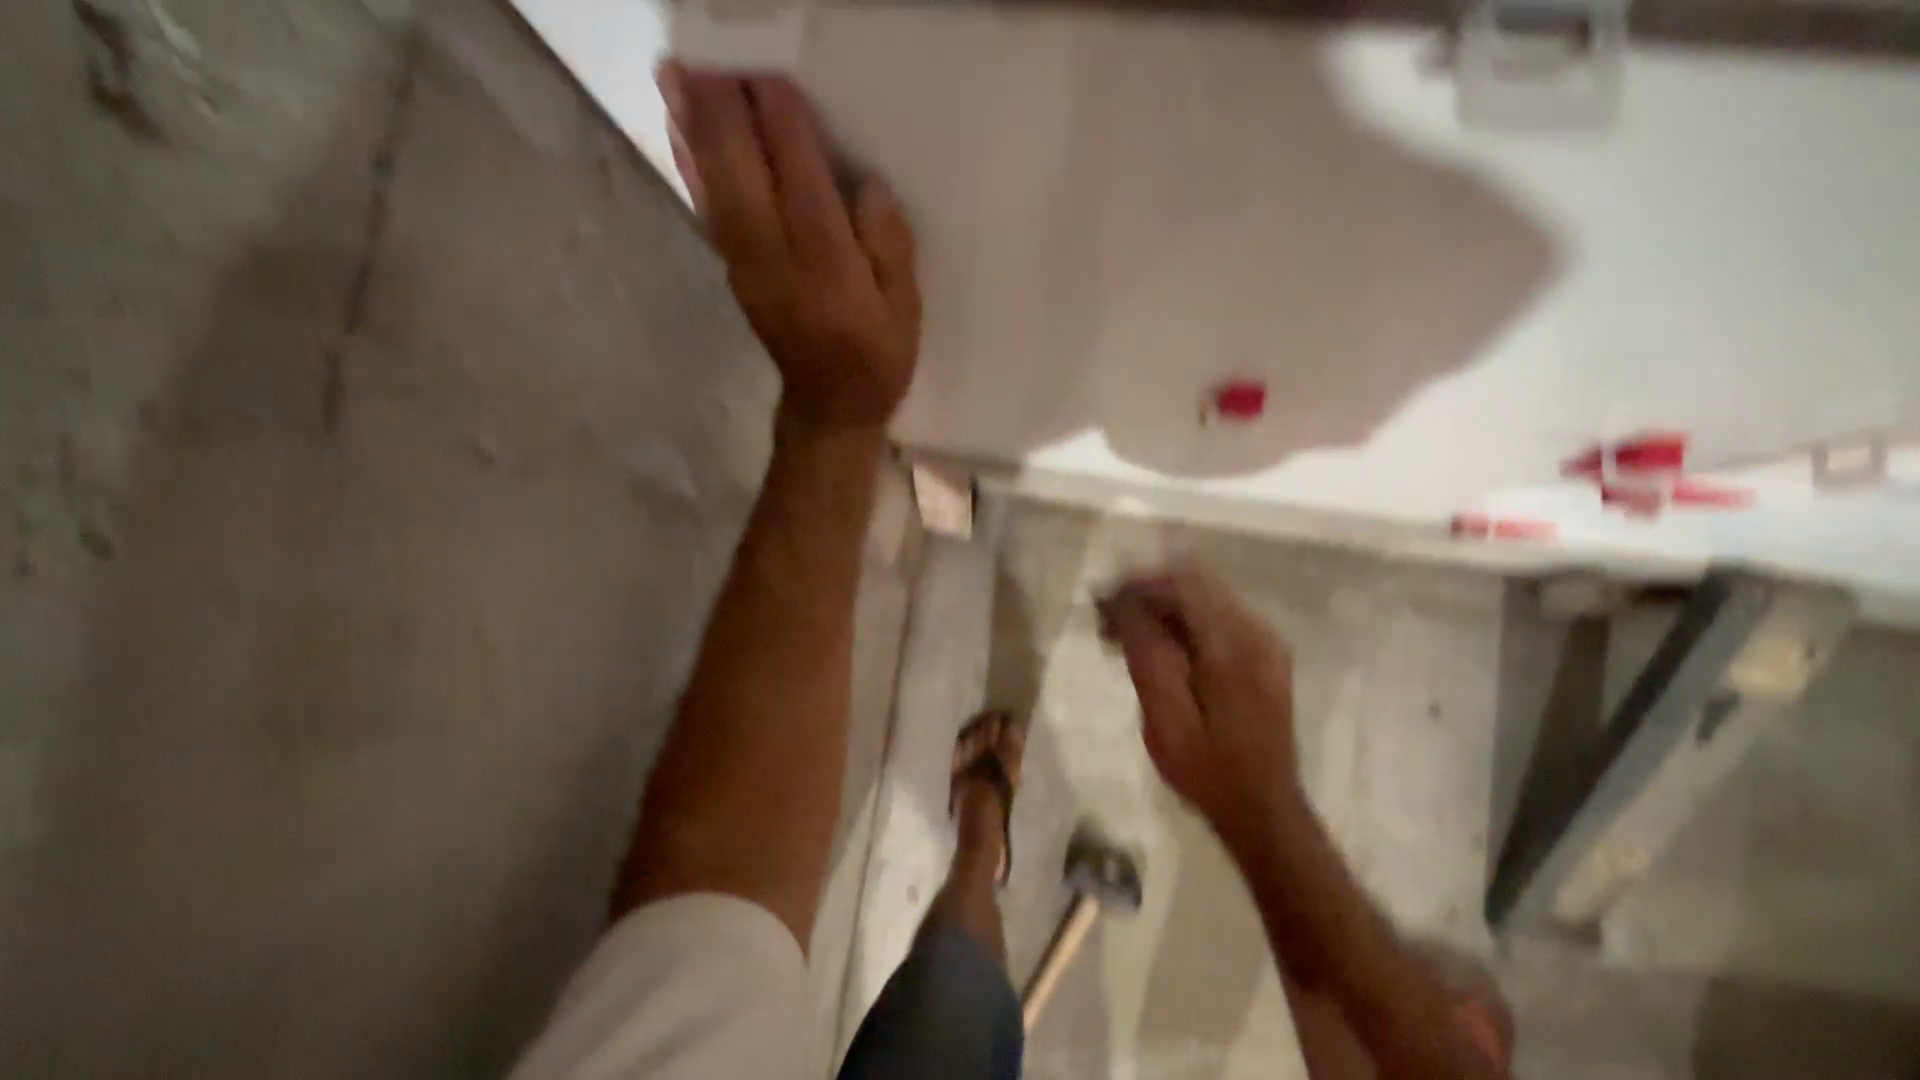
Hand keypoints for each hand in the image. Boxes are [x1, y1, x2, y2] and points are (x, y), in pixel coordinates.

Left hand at [660, 63, 920, 430]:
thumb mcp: (906, 308)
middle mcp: (779, 261)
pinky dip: (690, 165)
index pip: (803, 184)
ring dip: (693, 127)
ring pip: (715, 187)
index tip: (767, 71)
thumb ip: (889, 247)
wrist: (830, 406)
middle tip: (710, 51)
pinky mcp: (733, 270)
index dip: (784, 128)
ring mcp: (747, 266)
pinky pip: (708, 211)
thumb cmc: (878, 354)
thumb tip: (865, 186)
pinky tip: (677, 128)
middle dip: (725, 111)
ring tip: (674, 70)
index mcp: (830, 268)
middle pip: (744, 175)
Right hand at [1099, 560, 1304, 845]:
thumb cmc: (1208, 771)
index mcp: (1233, 644)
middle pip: (1194, 584)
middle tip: (1105, 624)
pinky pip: (1216, 619)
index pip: (1180, 583)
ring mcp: (1265, 642)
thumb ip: (1147, 655)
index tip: (1099, 604)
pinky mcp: (1264, 655)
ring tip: (1122, 638)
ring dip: (1160, 609)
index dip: (1135, 585)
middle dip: (1145, 594)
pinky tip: (1156, 652)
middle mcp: (1256, 631)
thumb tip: (1122, 602)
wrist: (1263, 810)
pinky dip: (1181, 624)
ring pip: (1203, 599)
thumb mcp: (1165, 719)